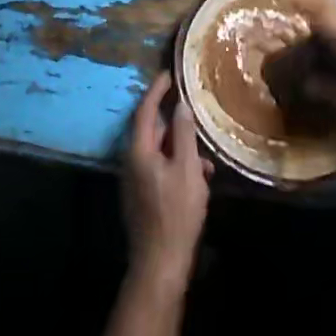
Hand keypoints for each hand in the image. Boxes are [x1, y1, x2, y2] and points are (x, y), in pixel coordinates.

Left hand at [122, 72, 210, 285]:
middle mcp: (130, 160)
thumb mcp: (187, 170)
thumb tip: (180, 105)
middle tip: (191, 107)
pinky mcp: (141, 193)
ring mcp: (134, 178)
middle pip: (149, 129)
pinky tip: (200, 176)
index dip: (156, 90)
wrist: (160, 261)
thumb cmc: (177, 213)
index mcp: (137, 150)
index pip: (144, 110)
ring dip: (179, 147)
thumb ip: (183, 135)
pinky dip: (177, 164)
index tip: (170, 74)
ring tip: (205, 156)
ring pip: (157, 150)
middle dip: (170, 119)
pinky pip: (158, 167)